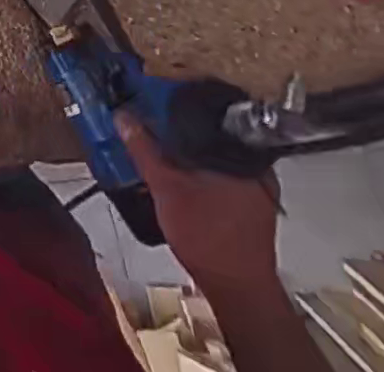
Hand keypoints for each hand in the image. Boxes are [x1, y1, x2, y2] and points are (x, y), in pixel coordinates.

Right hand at [119, 114, 280, 291]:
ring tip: (167, 145)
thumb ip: (144, 150)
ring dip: (195, 149)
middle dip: (185, 126)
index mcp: (237, 147)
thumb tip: (123, 116)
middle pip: (213, 130)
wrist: (237, 288)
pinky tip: (188, 174)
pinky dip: (207, 168)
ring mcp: (260, 182)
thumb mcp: (166, 187)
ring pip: (220, 152)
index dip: (179, 102)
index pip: (207, 109)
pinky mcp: (257, 202)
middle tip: (156, 121)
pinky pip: (228, 171)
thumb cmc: (204, 235)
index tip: (157, 97)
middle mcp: (254, 159)